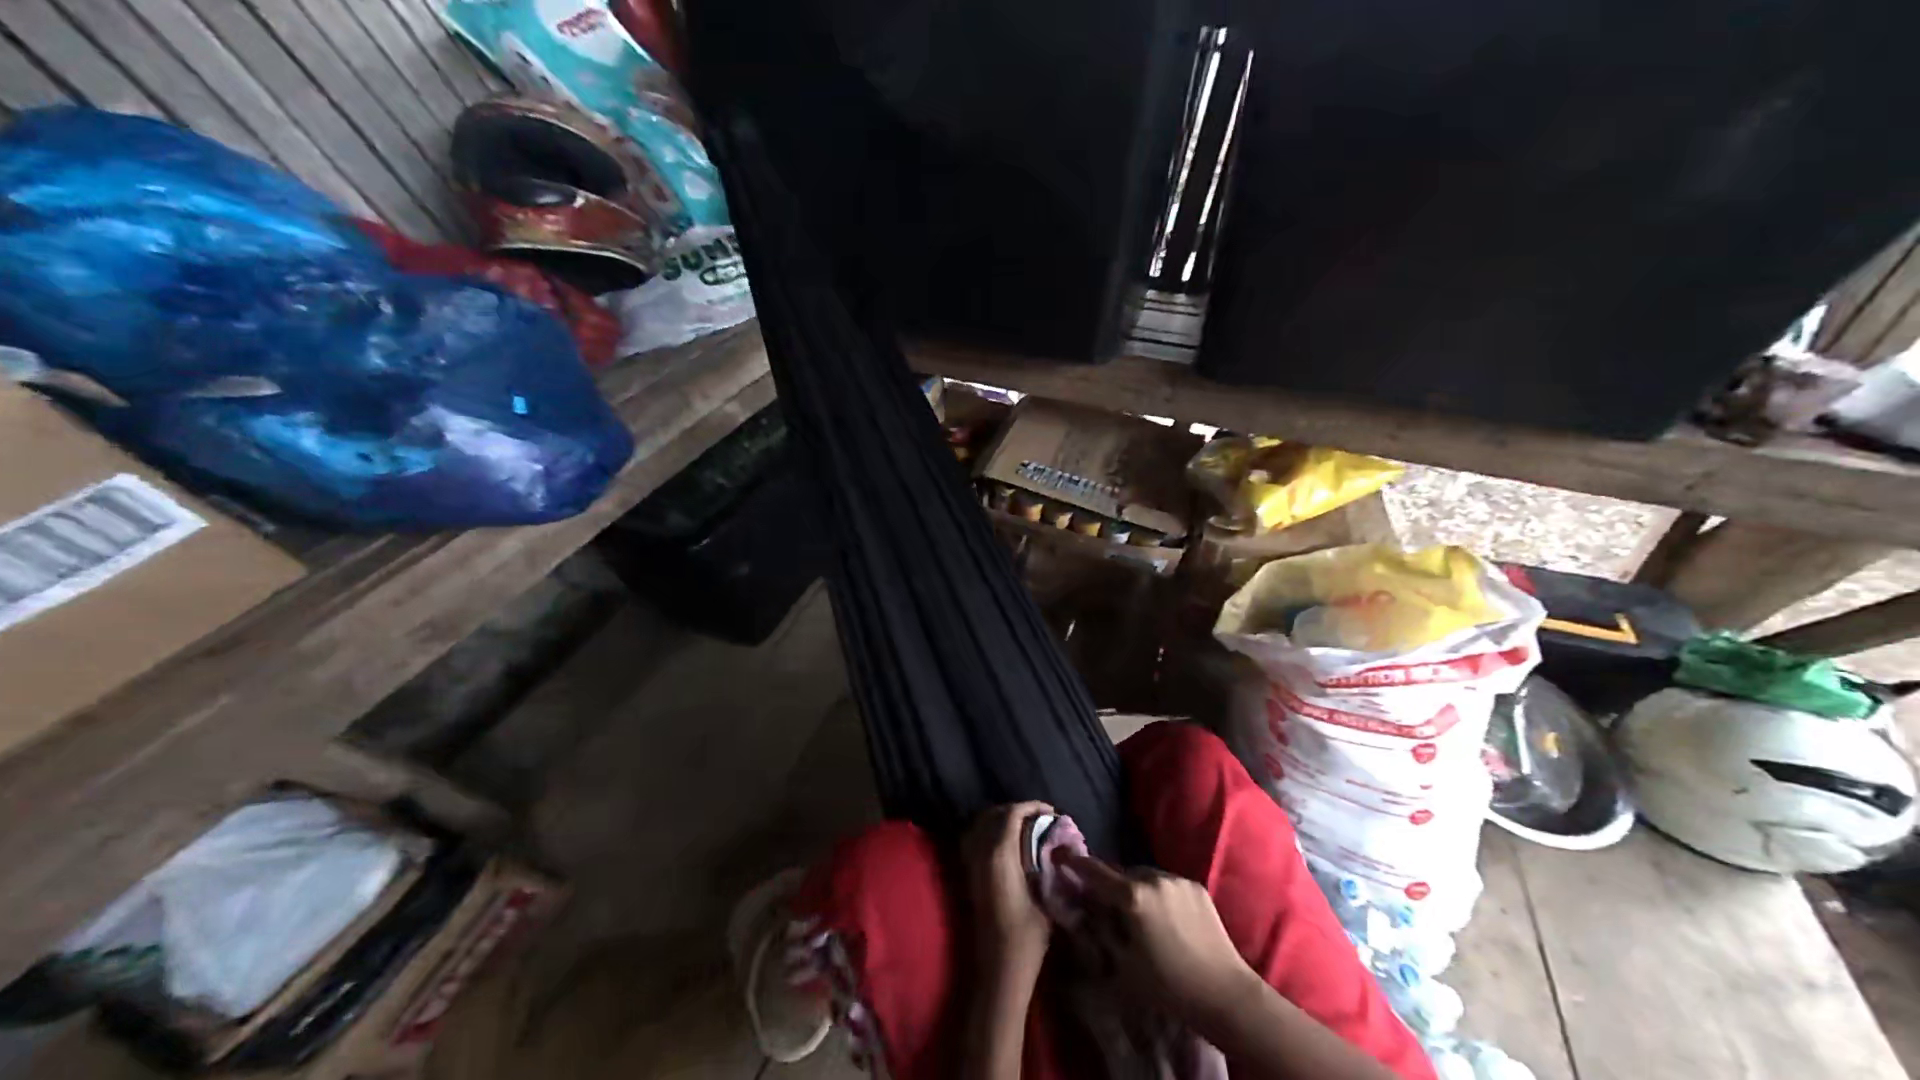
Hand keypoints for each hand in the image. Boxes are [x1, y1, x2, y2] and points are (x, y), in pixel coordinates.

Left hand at [962, 801, 1054, 981]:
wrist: (999, 968)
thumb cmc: (1027, 936)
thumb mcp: (1045, 895)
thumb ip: (1045, 863)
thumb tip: (1053, 844)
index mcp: (999, 855)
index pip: (1011, 814)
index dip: (1031, 807)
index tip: (1051, 812)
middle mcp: (979, 853)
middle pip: (993, 815)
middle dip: (1017, 811)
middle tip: (1041, 819)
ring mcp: (970, 864)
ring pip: (981, 825)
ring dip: (1002, 820)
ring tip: (1027, 828)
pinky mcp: (968, 876)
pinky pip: (975, 840)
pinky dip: (991, 833)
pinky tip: (1010, 845)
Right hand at [1060, 852, 1262, 1028]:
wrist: (1224, 993)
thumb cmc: (1167, 984)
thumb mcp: (1122, 963)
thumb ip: (1101, 930)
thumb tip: (1086, 911)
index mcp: (1132, 896)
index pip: (1094, 871)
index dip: (1073, 862)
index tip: (1059, 854)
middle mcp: (1153, 878)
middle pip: (1122, 872)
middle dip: (1111, 884)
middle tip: (1107, 904)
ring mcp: (1177, 880)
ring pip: (1145, 875)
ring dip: (1136, 887)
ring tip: (1139, 913)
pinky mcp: (1196, 886)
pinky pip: (1167, 883)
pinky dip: (1158, 893)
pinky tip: (1164, 918)